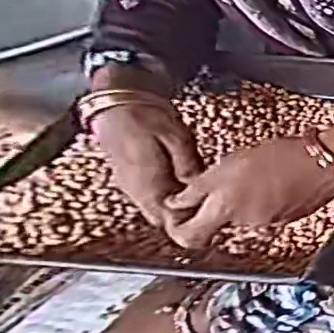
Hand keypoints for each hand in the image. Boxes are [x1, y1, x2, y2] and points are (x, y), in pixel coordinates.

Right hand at [91, 104, 203, 227]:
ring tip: (207, 205)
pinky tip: (190, 193)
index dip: (187, 226)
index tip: (211, 227)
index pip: (165, 217)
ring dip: (178, 211)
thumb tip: (196, 186)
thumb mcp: (176, 138)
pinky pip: (153, 198)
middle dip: (186, 221)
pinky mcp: (133, 179)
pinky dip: (171, 200)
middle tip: (216, 216)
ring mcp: (132, 185)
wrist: (117, 106)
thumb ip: (187, 164)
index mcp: (146, 181)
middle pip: (162, 217)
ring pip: (157, 209)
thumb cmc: (147, 119)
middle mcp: (135, 188)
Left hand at [162, 137, 333, 250]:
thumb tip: (178, 201)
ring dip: (240, 205)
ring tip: (250, 181)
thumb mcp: (230, 163)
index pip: (187, 236)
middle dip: (210, 213)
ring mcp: (269, 223)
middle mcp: (245, 222)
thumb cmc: (286, 156)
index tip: (178, 213)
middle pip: (214, 228)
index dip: (178, 224)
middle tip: (213, 193)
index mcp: (226, 209)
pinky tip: (272, 184)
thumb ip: (200, 187)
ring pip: (241, 219)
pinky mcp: (289, 219)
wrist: (330, 160)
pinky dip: (263, 203)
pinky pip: (266, 216)